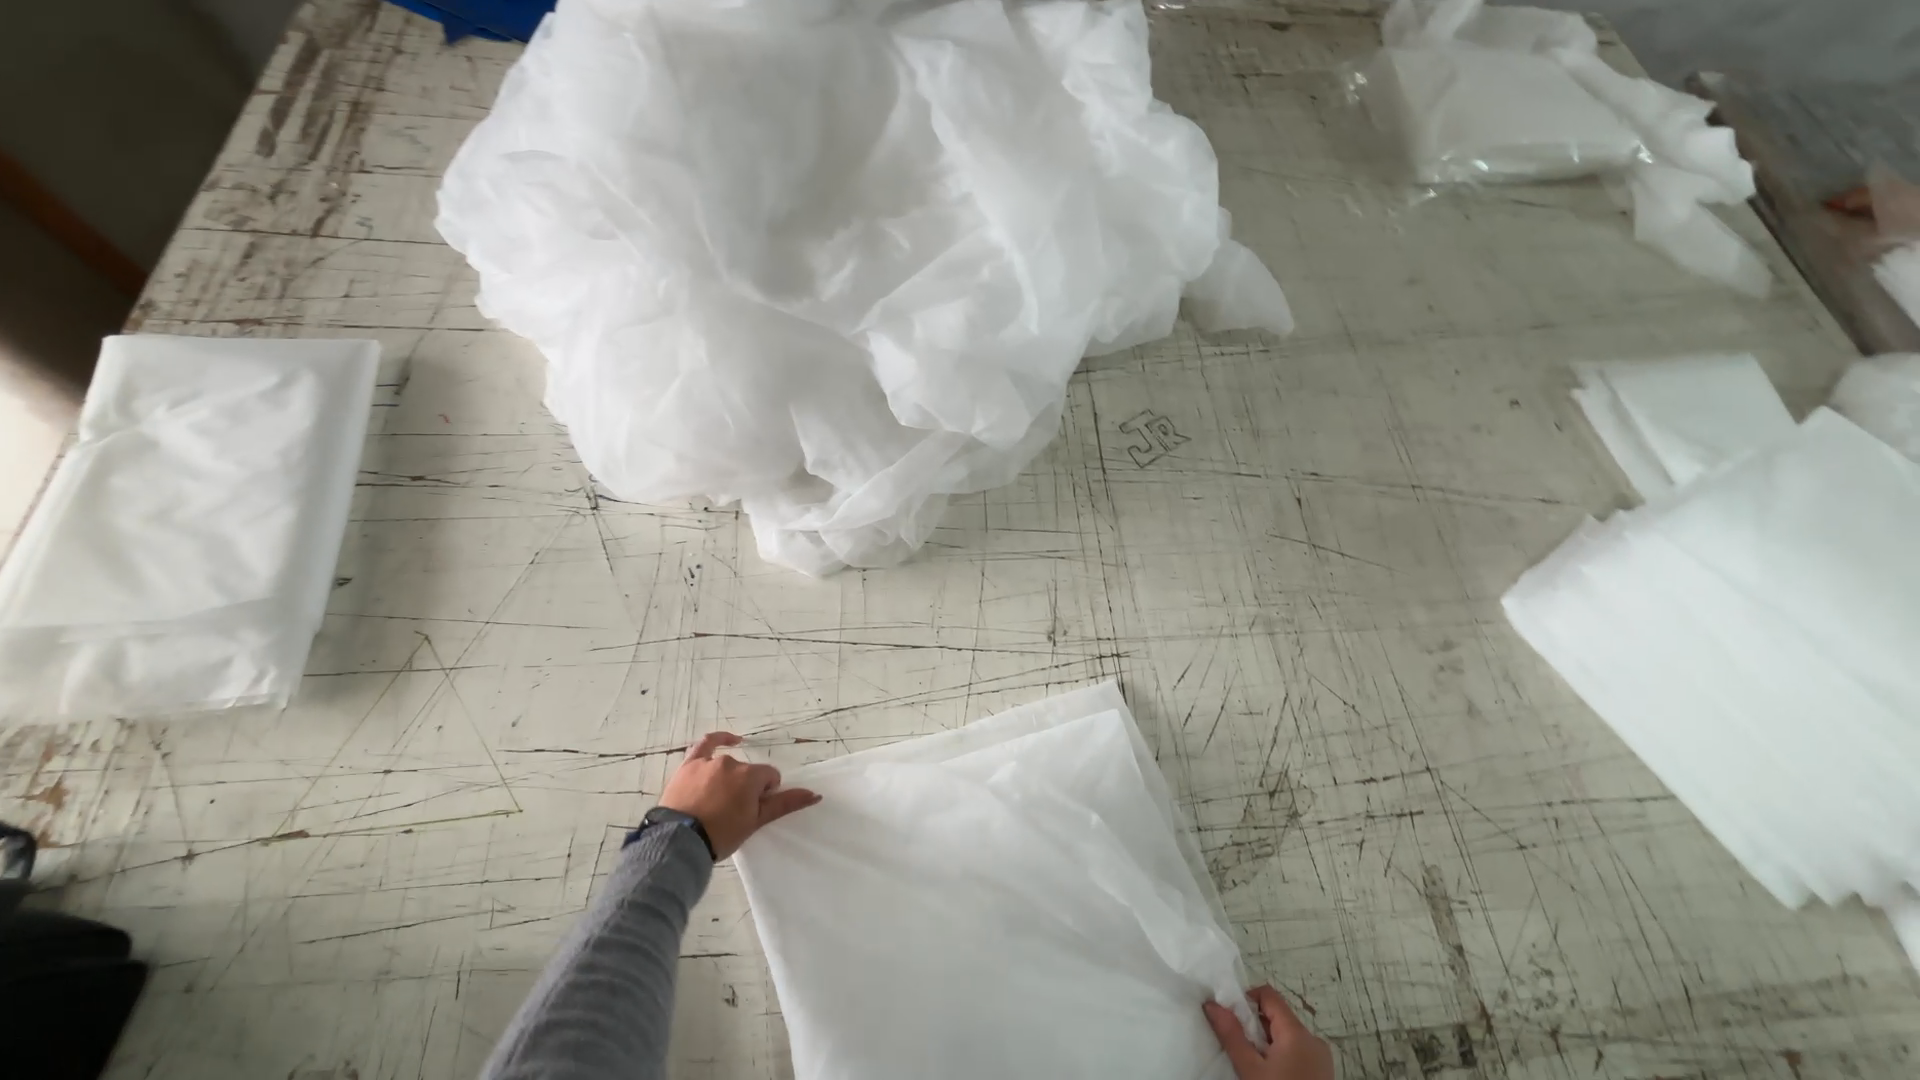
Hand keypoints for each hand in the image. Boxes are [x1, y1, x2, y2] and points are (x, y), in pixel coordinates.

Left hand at [658, 732, 820, 858]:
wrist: (679, 841)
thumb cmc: (721, 834)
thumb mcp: (756, 822)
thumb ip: (785, 803)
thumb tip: (815, 794)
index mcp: (750, 776)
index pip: (769, 777)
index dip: (765, 794)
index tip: (753, 811)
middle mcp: (732, 763)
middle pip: (748, 773)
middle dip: (746, 789)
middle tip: (734, 813)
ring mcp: (709, 762)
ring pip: (728, 767)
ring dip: (729, 779)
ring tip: (718, 802)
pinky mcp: (690, 765)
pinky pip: (706, 744)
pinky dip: (720, 738)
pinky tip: (731, 739)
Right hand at [1204, 985, 1334, 1079]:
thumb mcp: (1250, 1069)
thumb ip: (1231, 1034)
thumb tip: (1211, 1003)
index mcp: (1298, 1032)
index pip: (1268, 995)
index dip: (1246, 1000)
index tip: (1230, 1019)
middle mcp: (1314, 1039)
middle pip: (1277, 1016)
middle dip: (1254, 1026)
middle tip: (1240, 1048)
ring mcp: (1321, 1057)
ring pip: (1286, 1035)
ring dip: (1266, 1043)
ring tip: (1255, 1066)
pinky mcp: (1323, 1072)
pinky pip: (1297, 1050)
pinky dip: (1281, 1055)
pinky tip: (1272, 1075)